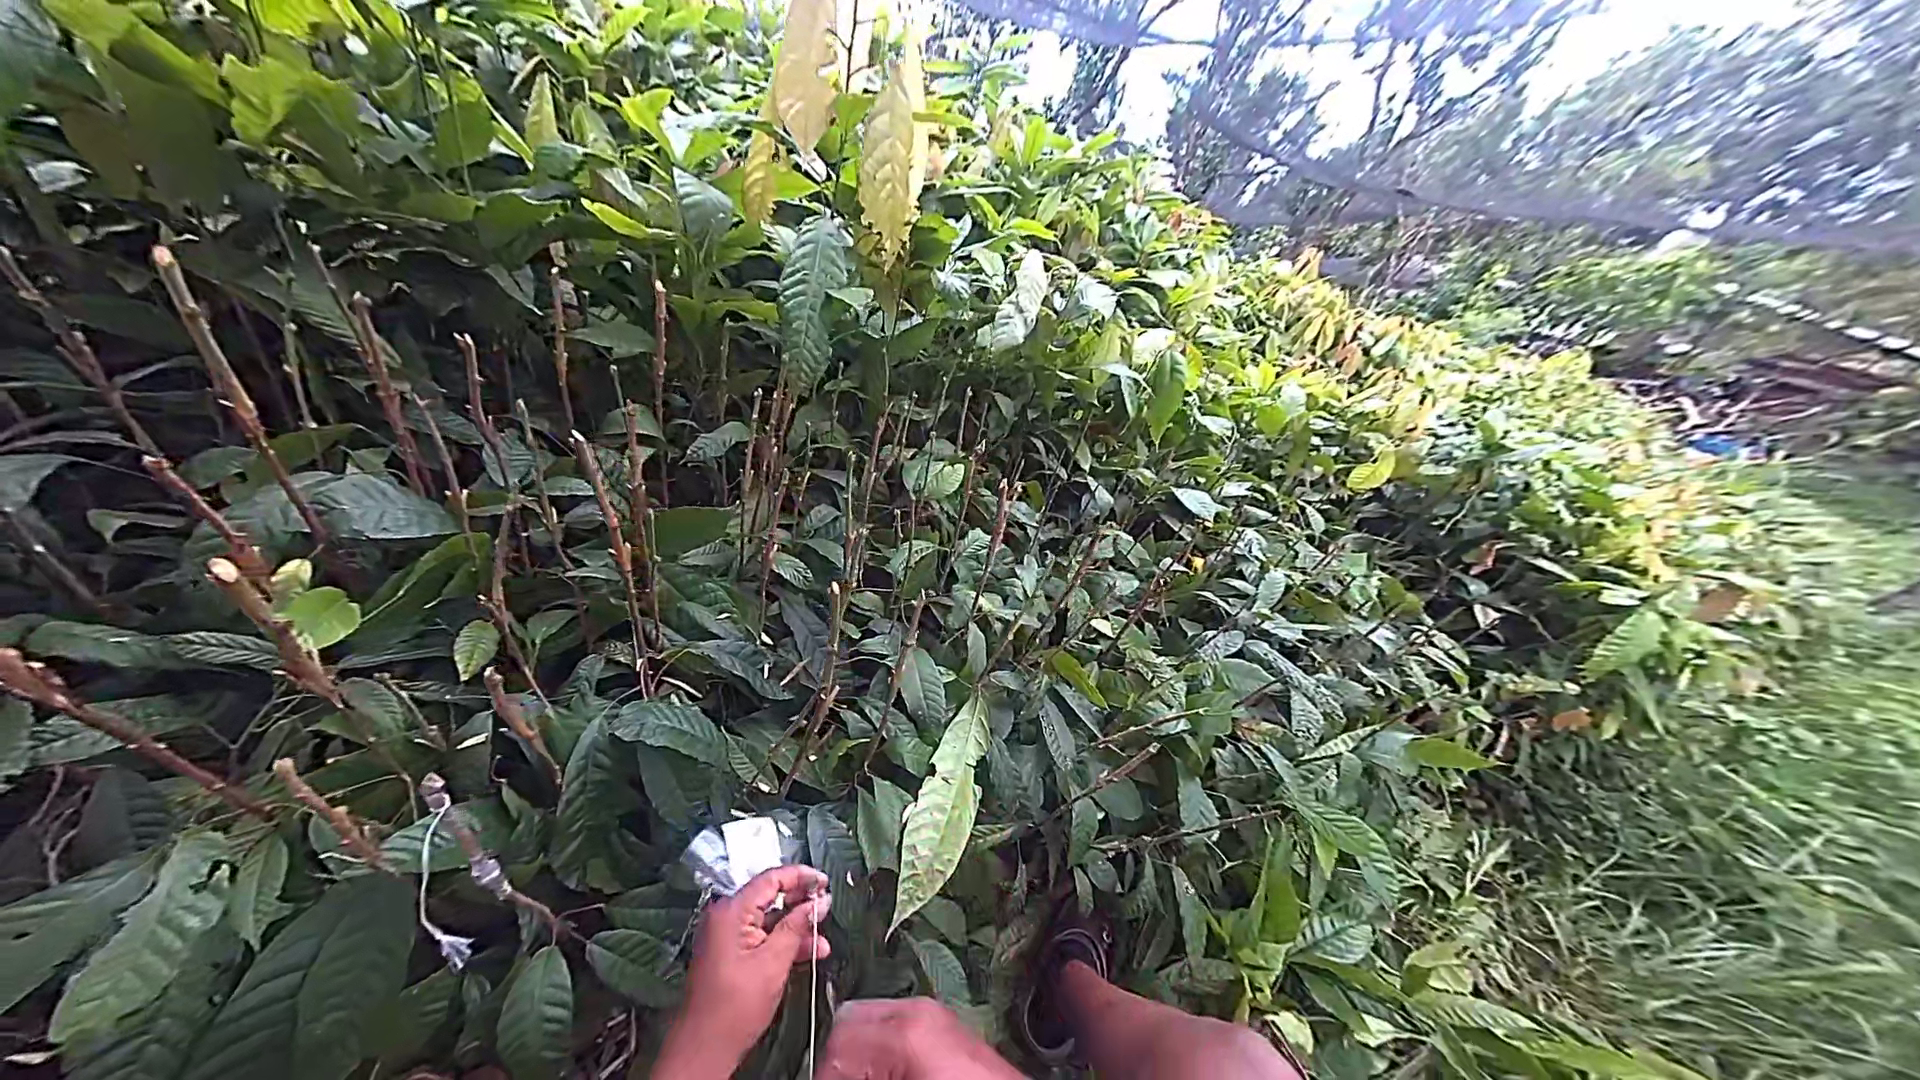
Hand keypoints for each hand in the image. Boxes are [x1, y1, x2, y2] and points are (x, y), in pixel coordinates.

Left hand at [651, 865, 830, 1078]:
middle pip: (770, 896)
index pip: (771, 878)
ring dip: (796, 928)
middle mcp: (726, 916)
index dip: (801, 877)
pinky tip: (806, 951)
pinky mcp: (730, 952)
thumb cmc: (734, 1008)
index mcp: (731, 911)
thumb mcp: (774, 962)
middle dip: (801, 903)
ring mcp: (727, 935)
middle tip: (826, 908)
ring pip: (769, 919)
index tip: (824, 882)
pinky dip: (782, 942)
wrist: (703, 1051)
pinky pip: (761, 936)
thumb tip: (819, 902)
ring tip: (821, 939)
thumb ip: (797, 926)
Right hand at [817, 999, 1026, 1079]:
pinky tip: (884, 1074)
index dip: (824, 1072)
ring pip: (869, 1018)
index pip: (837, 1041)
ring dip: (857, 1053)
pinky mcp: (940, 1022)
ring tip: (861, 1078)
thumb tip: (829, 1072)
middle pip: (849, 1020)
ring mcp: (930, 1012)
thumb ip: (861, 1072)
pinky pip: (893, 1023)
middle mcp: (916, 1010)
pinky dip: (879, 1048)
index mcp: (906, 1033)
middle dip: (838, 1060)